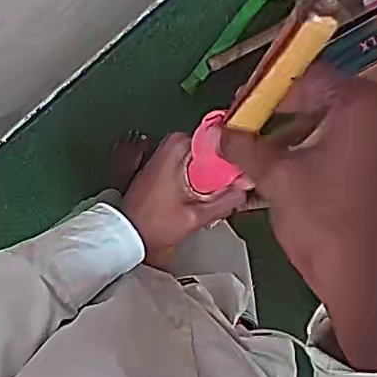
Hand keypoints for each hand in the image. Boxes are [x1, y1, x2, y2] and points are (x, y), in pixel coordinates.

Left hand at [118, 132, 247, 269]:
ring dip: (212, 182)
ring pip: (207, 162)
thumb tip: (248, 186)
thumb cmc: (153, 225)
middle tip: (221, 198)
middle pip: (216, 153)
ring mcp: (168, 153)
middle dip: (223, 176)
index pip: (223, 143)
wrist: (128, 233)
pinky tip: (197, 201)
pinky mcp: (167, 164)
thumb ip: (227, 199)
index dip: (235, 165)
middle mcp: (172, 144)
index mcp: (178, 147)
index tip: (238, 183)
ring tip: (205, 203)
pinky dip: (200, 183)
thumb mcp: (197, 216)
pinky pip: (195, 168)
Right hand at [220, 67, 376, 370]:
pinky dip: (321, 151)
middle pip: (323, 97)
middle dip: (279, 115)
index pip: (305, 75)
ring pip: (337, 123)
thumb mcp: (278, 180)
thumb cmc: (337, 233)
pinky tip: (293, 171)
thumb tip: (225, 134)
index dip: (264, 90)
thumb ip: (245, 147)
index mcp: (365, 106)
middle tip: (247, 130)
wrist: (372, 284)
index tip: (242, 103)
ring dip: (298, 136)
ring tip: (264, 156)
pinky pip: (354, 144)